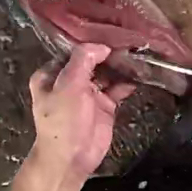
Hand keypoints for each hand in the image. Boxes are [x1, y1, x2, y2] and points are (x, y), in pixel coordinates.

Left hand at [27, 44, 134, 181]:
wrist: (71, 158)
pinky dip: (127, 83)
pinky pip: (117, 89)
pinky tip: (139, 74)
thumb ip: (83, 60)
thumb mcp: (68, 85)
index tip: (111, 32)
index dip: (90, 43)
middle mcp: (70, 81)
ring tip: (137, 55)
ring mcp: (88, 94)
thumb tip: (102, 46)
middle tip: (129, 41)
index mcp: (52, 74)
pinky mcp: (104, 106)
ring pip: (106, 74)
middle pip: (92, 61)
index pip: (72, 51)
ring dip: (120, 67)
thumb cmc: (63, 120)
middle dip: (108, 54)